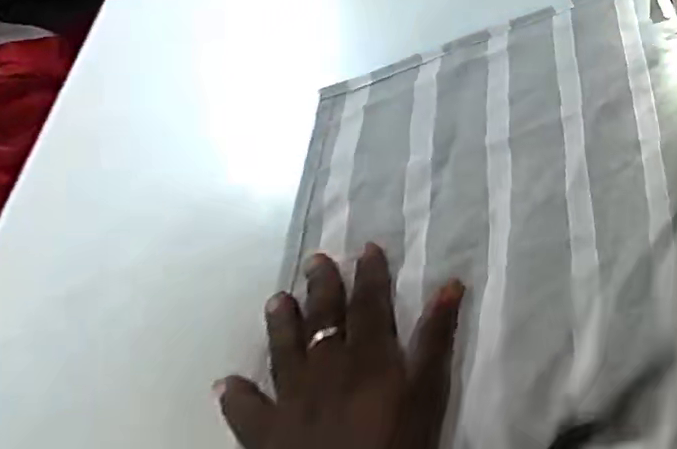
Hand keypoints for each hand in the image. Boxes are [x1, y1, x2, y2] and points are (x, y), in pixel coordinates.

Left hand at [217, 245, 464, 448]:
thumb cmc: (397, 444)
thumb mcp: (427, 391)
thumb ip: (436, 336)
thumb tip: (451, 282)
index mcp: (367, 354)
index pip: (369, 303)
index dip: (369, 274)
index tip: (366, 247)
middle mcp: (327, 366)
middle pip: (324, 318)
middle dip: (321, 287)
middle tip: (315, 259)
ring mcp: (291, 399)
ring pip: (284, 351)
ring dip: (280, 324)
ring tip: (276, 299)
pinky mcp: (264, 435)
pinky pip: (246, 412)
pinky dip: (235, 397)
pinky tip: (225, 383)